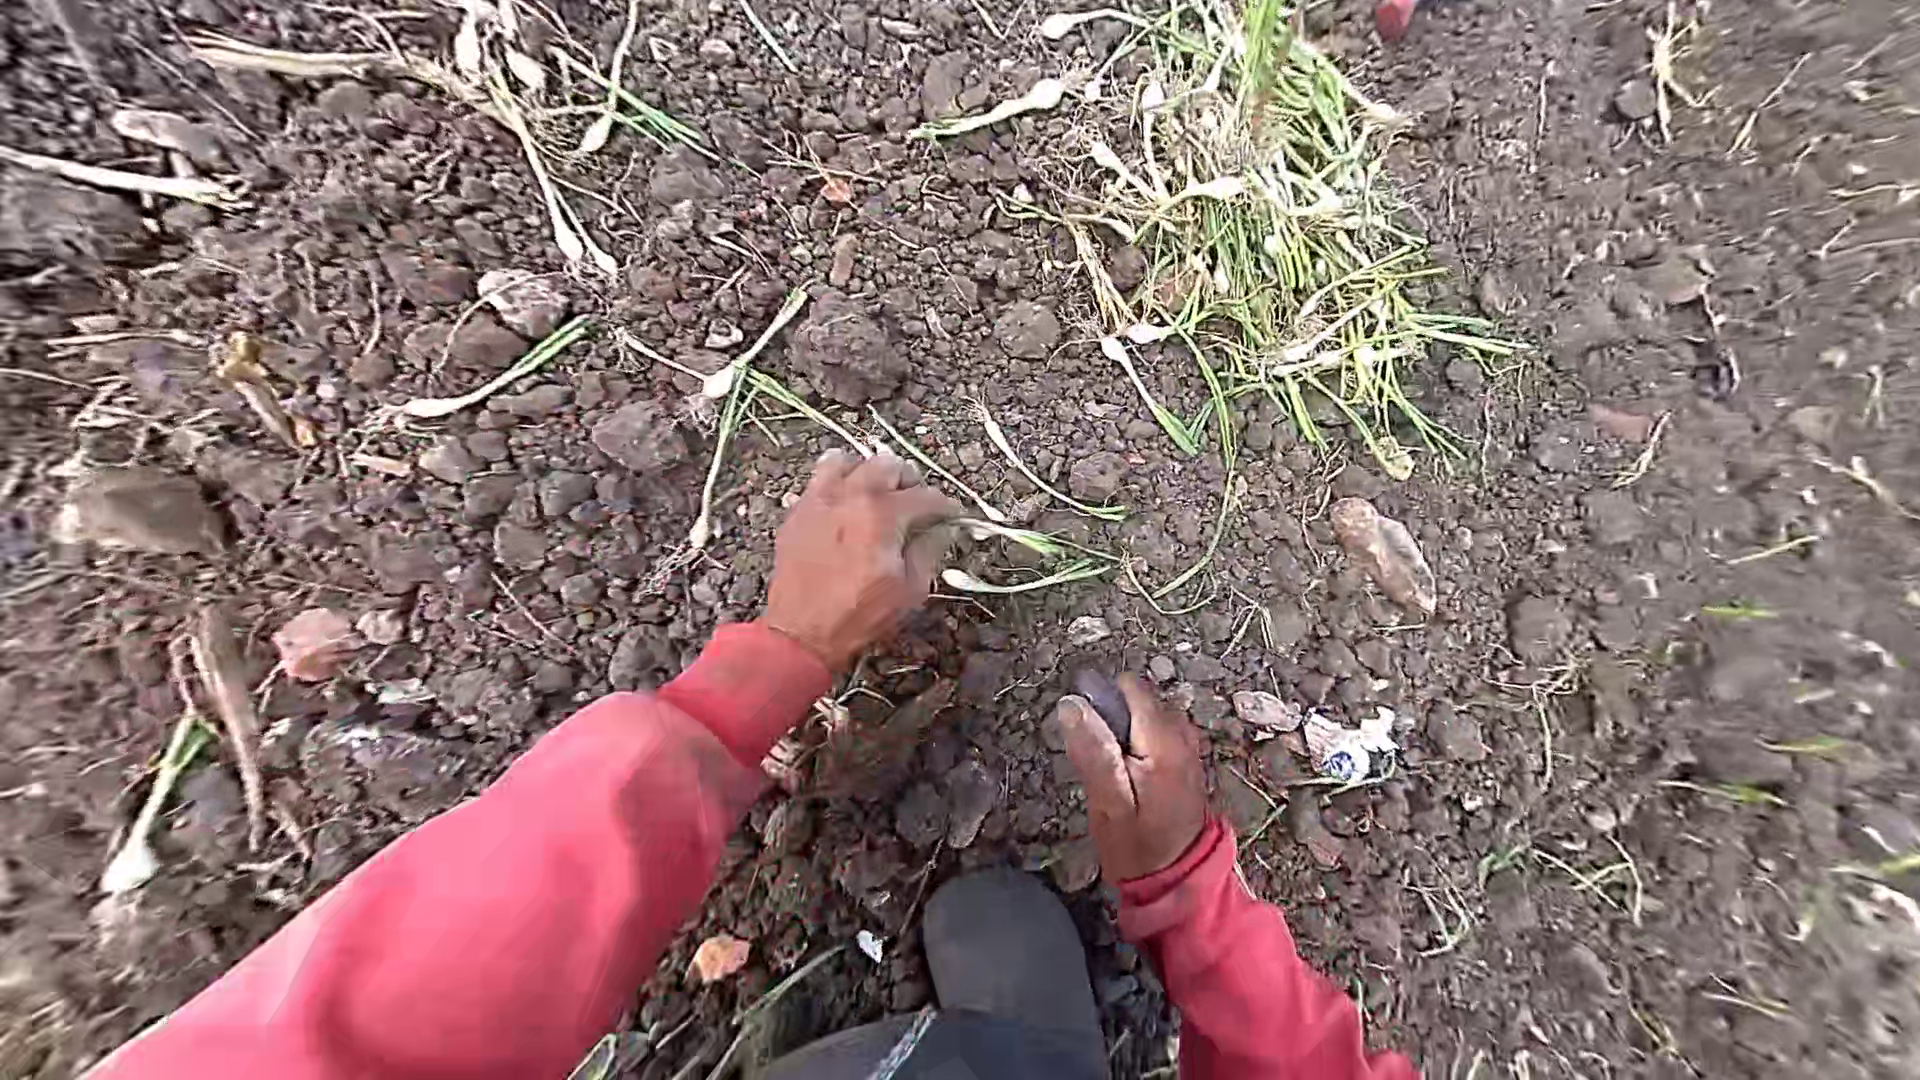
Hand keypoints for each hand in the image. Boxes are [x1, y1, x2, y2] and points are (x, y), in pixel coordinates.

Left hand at [762, 451, 959, 671]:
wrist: (802, 632)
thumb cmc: (859, 615)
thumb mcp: (911, 589)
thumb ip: (930, 549)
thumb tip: (941, 529)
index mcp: (882, 514)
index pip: (926, 496)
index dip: (946, 507)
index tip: (952, 516)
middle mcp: (850, 496)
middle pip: (889, 465)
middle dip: (909, 482)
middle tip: (915, 505)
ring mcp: (820, 500)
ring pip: (850, 461)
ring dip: (869, 474)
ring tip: (876, 497)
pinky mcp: (799, 512)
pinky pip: (819, 479)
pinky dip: (838, 484)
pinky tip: (846, 506)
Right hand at [1056, 674, 1207, 881]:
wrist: (1179, 884)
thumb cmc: (1138, 846)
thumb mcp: (1108, 803)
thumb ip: (1092, 750)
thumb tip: (1071, 703)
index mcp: (1164, 740)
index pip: (1130, 687)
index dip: (1102, 700)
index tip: (1088, 731)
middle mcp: (1183, 735)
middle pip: (1138, 699)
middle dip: (1113, 718)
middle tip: (1101, 762)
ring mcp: (1188, 747)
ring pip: (1146, 714)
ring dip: (1124, 731)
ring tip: (1113, 770)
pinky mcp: (1187, 760)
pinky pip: (1156, 732)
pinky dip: (1139, 743)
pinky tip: (1130, 774)